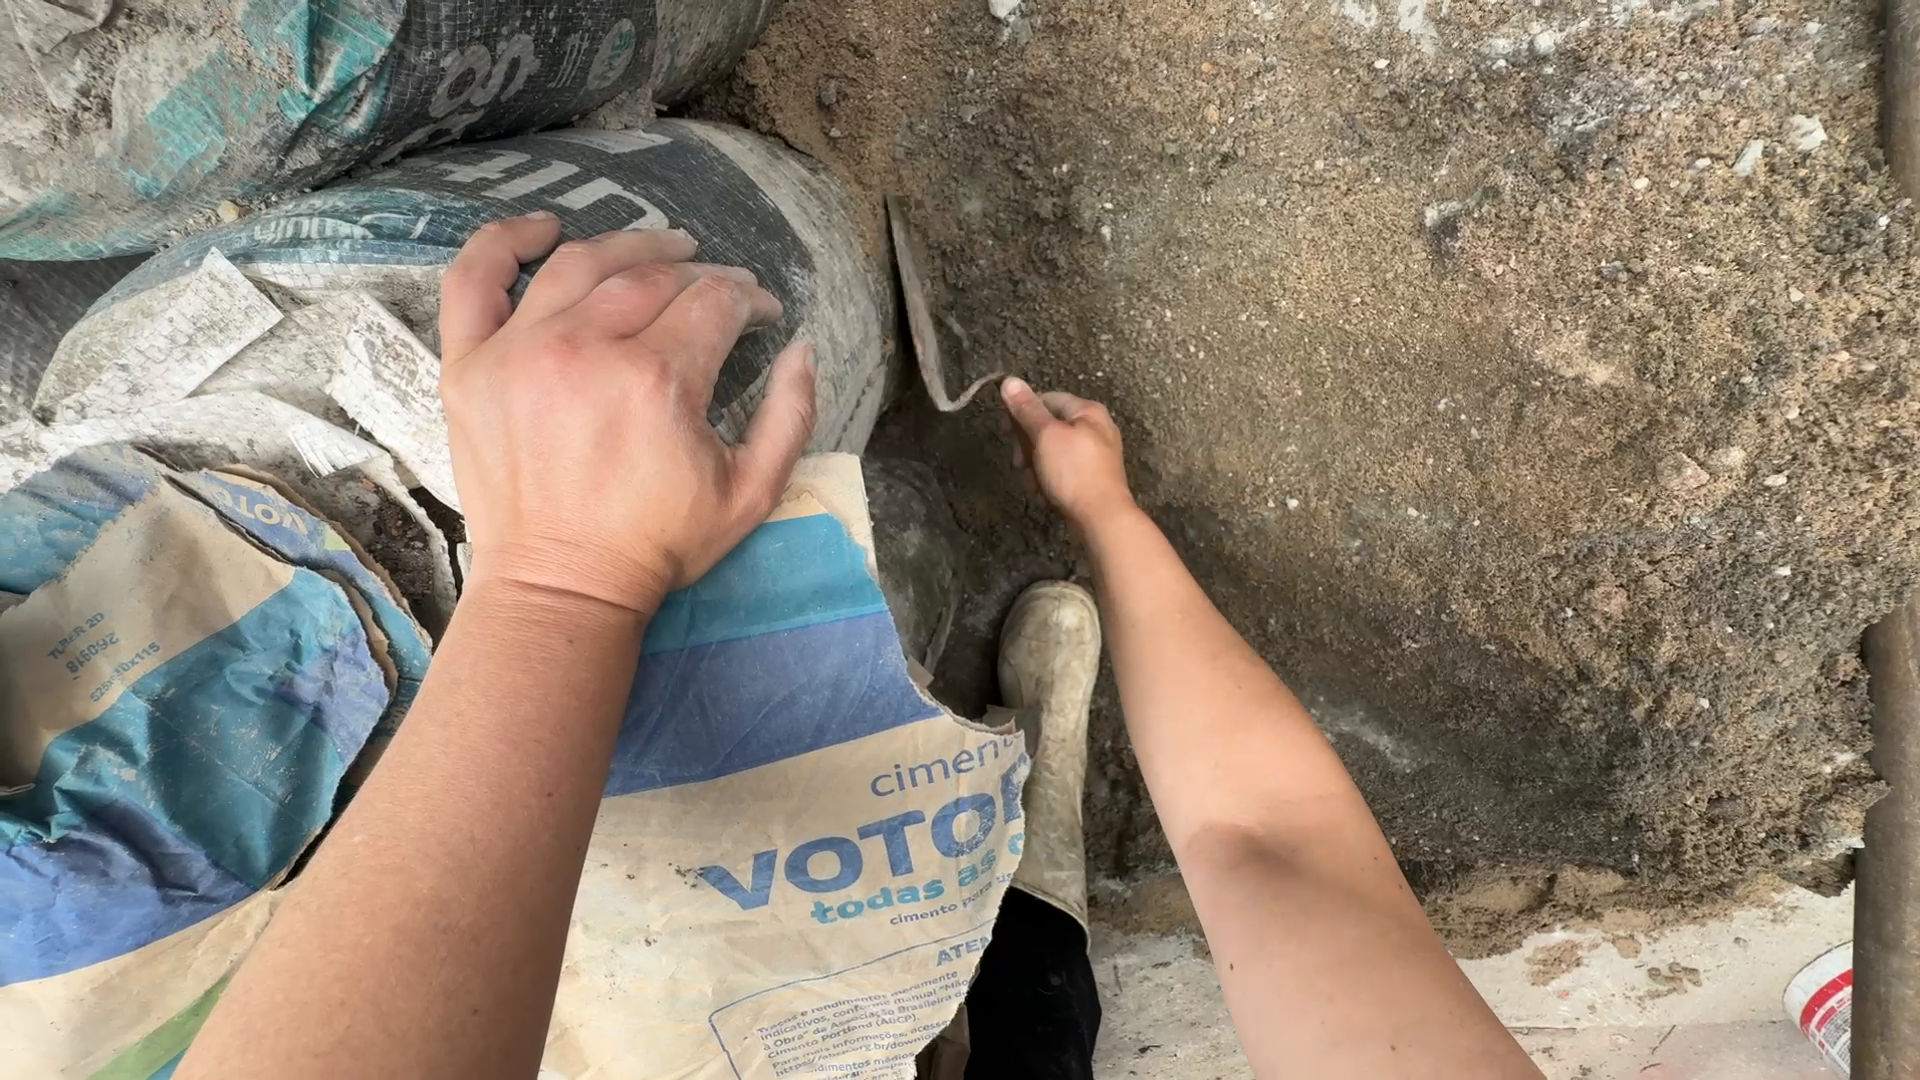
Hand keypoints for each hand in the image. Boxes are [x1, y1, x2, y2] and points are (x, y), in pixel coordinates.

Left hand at [438, 212, 817, 613]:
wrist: (563, 586)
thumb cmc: (663, 543)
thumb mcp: (753, 493)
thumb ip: (790, 417)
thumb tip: (803, 349)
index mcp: (660, 381)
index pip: (715, 303)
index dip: (749, 298)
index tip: (763, 311)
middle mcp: (588, 349)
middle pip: (655, 277)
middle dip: (702, 272)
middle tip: (722, 286)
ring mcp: (520, 351)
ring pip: (580, 264)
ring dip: (630, 245)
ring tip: (664, 247)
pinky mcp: (470, 365)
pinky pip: (475, 280)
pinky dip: (504, 240)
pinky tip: (543, 228)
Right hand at [1001, 377, 1135, 530]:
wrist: (1101, 518)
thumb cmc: (1074, 472)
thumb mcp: (1046, 435)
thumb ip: (1026, 409)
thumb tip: (1009, 381)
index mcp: (1087, 412)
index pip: (1046, 399)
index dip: (1022, 413)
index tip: (1005, 431)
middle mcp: (1093, 429)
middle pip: (1046, 428)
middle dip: (1027, 447)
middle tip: (1019, 463)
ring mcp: (1092, 456)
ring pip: (1050, 454)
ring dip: (1033, 468)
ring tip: (1033, 483)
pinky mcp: (1088, 479)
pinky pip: (1060, 473)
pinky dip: (1047, 482)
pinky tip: (1042, 495)